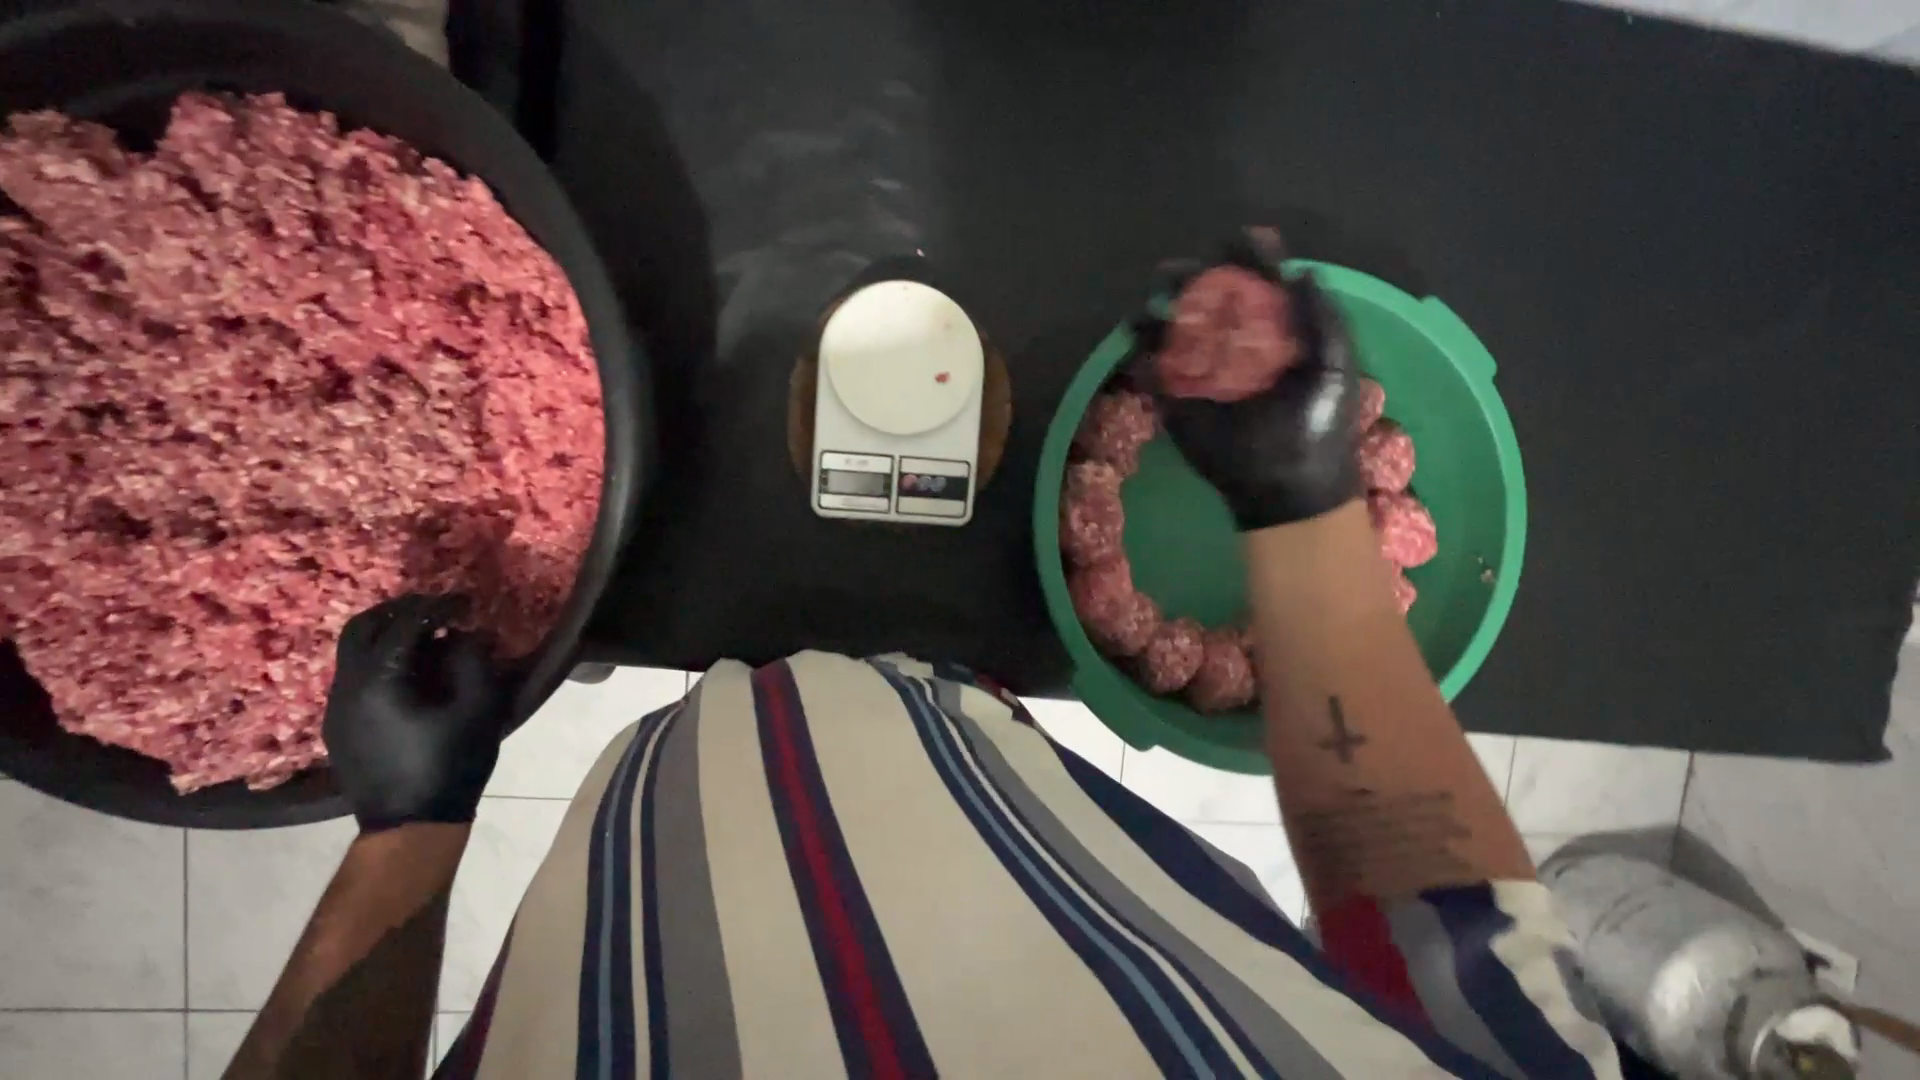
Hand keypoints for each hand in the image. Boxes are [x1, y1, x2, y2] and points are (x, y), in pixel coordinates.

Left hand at [322, 594, 508, 830]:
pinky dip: (381, 658)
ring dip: (388, 634)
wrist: (411, 823)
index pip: (405, 623)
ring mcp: (336, 707)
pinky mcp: (339, 725)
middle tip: (438, 608)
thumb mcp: (478, 708)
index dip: (438, 606)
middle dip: (401, 610)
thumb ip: (471, 661)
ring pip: (353, 651)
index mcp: (379, 679)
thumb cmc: (451, 763)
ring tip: (428, 636)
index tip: (466, 602)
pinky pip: (354, 675)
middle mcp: (346, 686)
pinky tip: (412, 671)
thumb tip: (461, 633)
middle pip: (363, 627)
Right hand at [1147, 234, 1363, 529]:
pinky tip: (1139, 336)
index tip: (1241, 239)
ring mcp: (1202, 370)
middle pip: (1207, 298)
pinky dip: (1141, 352)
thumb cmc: (1316, 422)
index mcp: (1274, 330)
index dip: (1248, 257)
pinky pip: (1152, 369)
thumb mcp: (1332, 363)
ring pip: (1174, 328)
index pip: (1257, 282)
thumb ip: (1320, 317)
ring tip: (1155, 297)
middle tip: (1178, 269)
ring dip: (1160, 307)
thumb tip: (1302, 271)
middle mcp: (1234, 342)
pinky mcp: (1176, 398)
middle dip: (1192, 276)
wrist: (1284, 481)